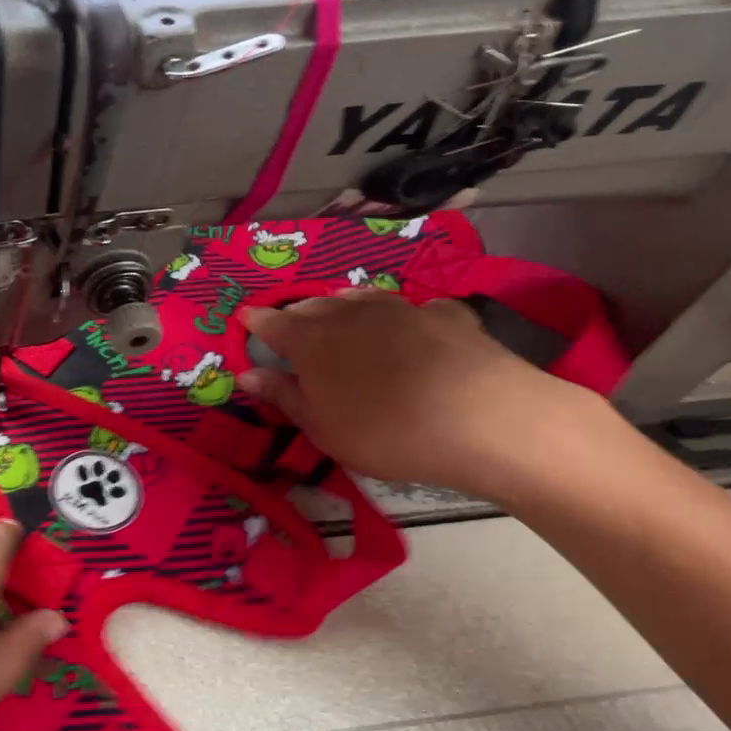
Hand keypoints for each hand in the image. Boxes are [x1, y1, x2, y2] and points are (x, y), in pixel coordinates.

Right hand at [238, 290, 612, 497]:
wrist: (486, 420)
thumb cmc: (386, 431)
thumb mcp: (323, 427)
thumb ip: (284, 396)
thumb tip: (248, 374)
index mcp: (310, 340)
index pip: (271, 323)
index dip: (255, 323)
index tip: (244, 323)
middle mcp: (349, 313)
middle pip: (313, 306)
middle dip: (297, 315)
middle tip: (292, 329)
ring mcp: (401, 309)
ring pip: (360, 299)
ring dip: (345, 308)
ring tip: (342, 320)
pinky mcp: (448, 316)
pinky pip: (415, 310)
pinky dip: (404, 319)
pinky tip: (414, 331)